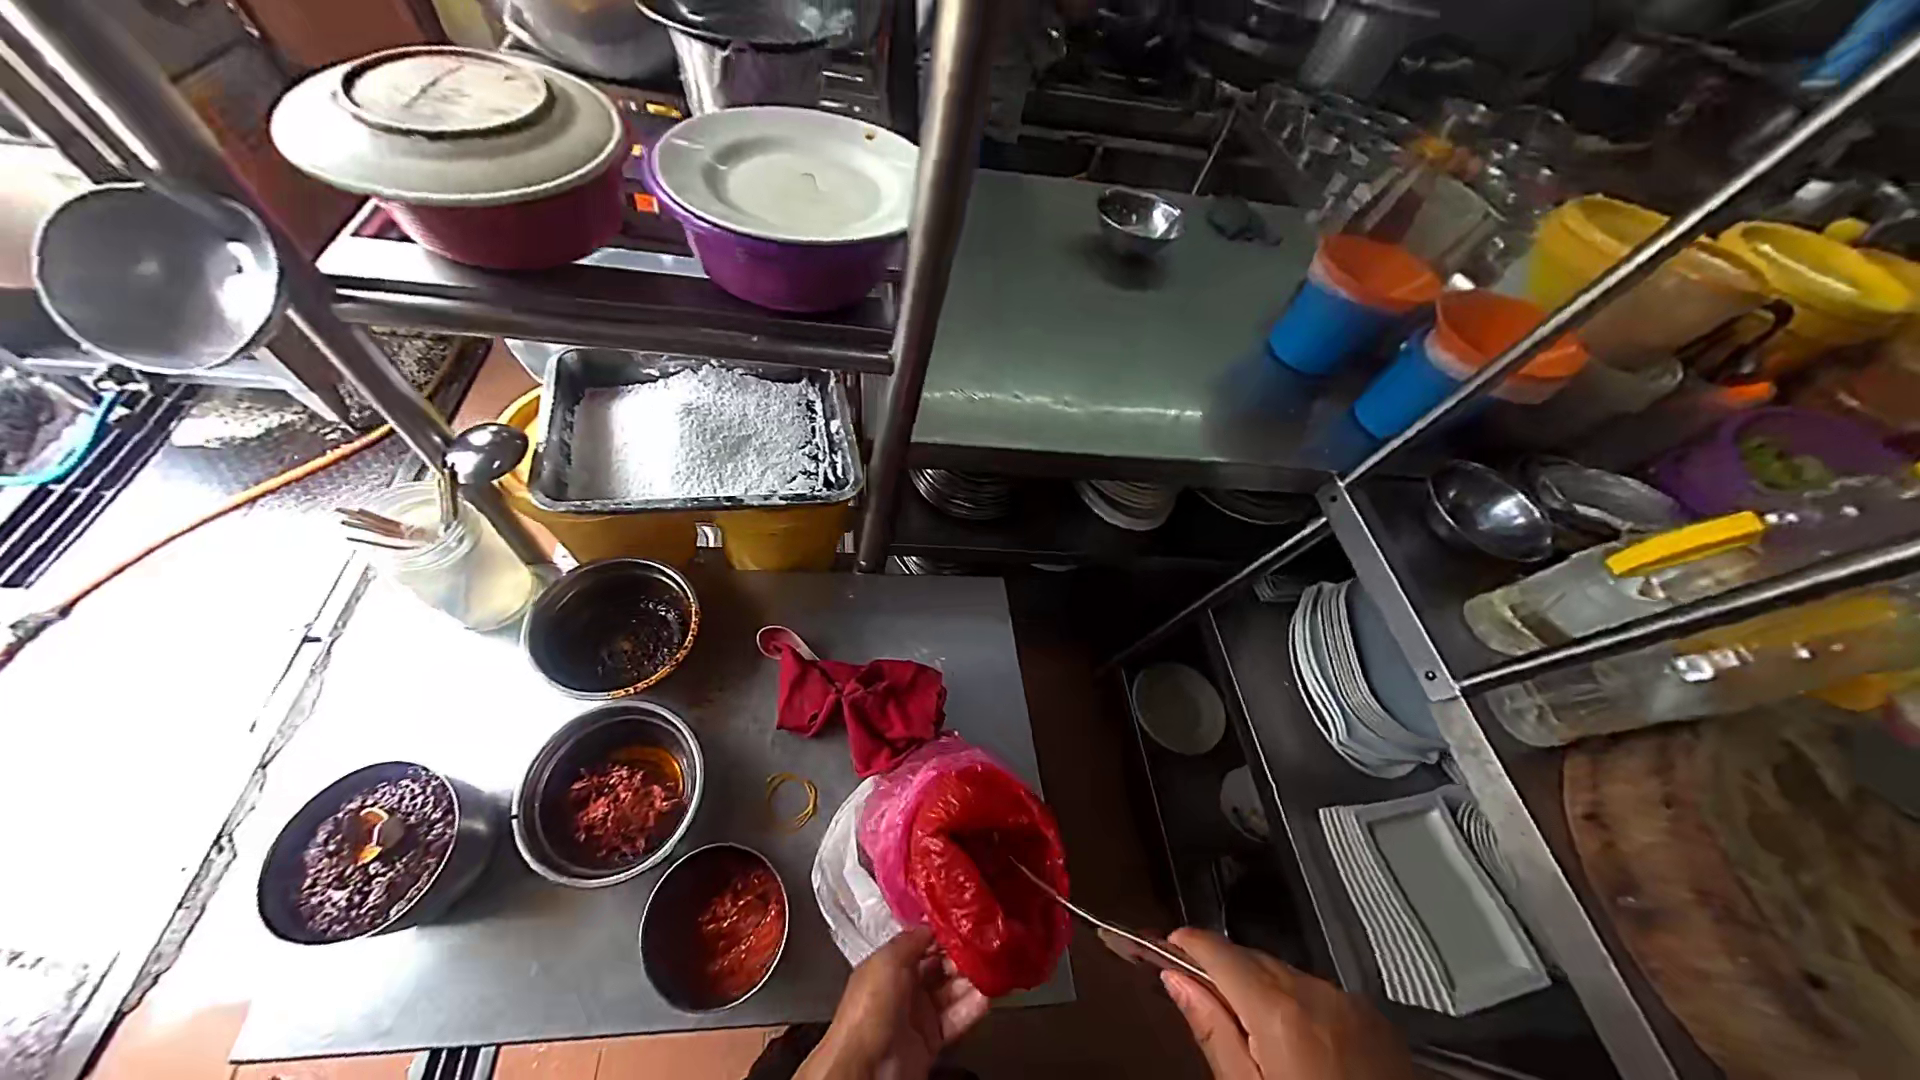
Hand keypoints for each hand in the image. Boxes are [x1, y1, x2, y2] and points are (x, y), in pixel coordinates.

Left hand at [797, 927, 989, 1079]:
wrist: (867, 1068)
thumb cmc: (869, 1009)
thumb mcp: (888, 960)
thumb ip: (911, 940)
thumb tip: (929, 926)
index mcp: (888, 966)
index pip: (920, 944)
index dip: (941, 934)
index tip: (962, 924)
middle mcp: (903, 989)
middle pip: (939, 967)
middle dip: (960, 956)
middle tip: (981, 945)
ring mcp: (918, 1016)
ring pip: (951, 992)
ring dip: (970, 980)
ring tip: (990, 967)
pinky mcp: (931, 1042)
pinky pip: (956, 1020)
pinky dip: (972, 1008)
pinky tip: (987, 996)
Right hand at [1162, 929, 1416, 1079]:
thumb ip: (1210, 1030)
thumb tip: (1173, 977)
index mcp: (1278, 1010)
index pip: (1218, 951)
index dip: (1186, 944)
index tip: (1162, 946)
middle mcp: (1315, 991)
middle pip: (1251, 958)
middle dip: (1222, 968)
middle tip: (1197, 991)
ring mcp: (1351, 1003)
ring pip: (1285, 973)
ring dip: (1260, 985)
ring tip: (1250, 1026)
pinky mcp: (1377, 1020)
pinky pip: (1320, 993)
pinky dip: (1298, 1002)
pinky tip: (1296, 1038)